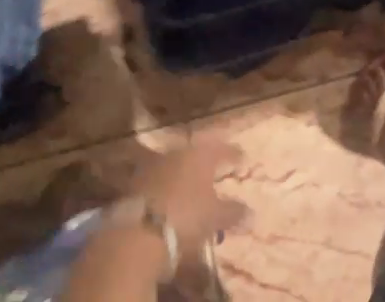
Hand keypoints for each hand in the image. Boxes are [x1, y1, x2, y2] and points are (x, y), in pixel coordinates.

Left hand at [127, 138, 250, 256]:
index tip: (242, 159)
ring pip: (174, 167)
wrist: (138, 234)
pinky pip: (157, 182)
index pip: (221, 149)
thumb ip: (233, 212)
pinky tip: (169, 201)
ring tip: (191, 189)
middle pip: (194, 154)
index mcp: (200, 155)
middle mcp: (176, 154)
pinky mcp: (133, 185)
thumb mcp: (215, 217)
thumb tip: (251, 213)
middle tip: (214, 172)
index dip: (233, 154)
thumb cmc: (186, 217)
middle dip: (205, 163)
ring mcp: (152, 167)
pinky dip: (166, 189)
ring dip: (183, 176)